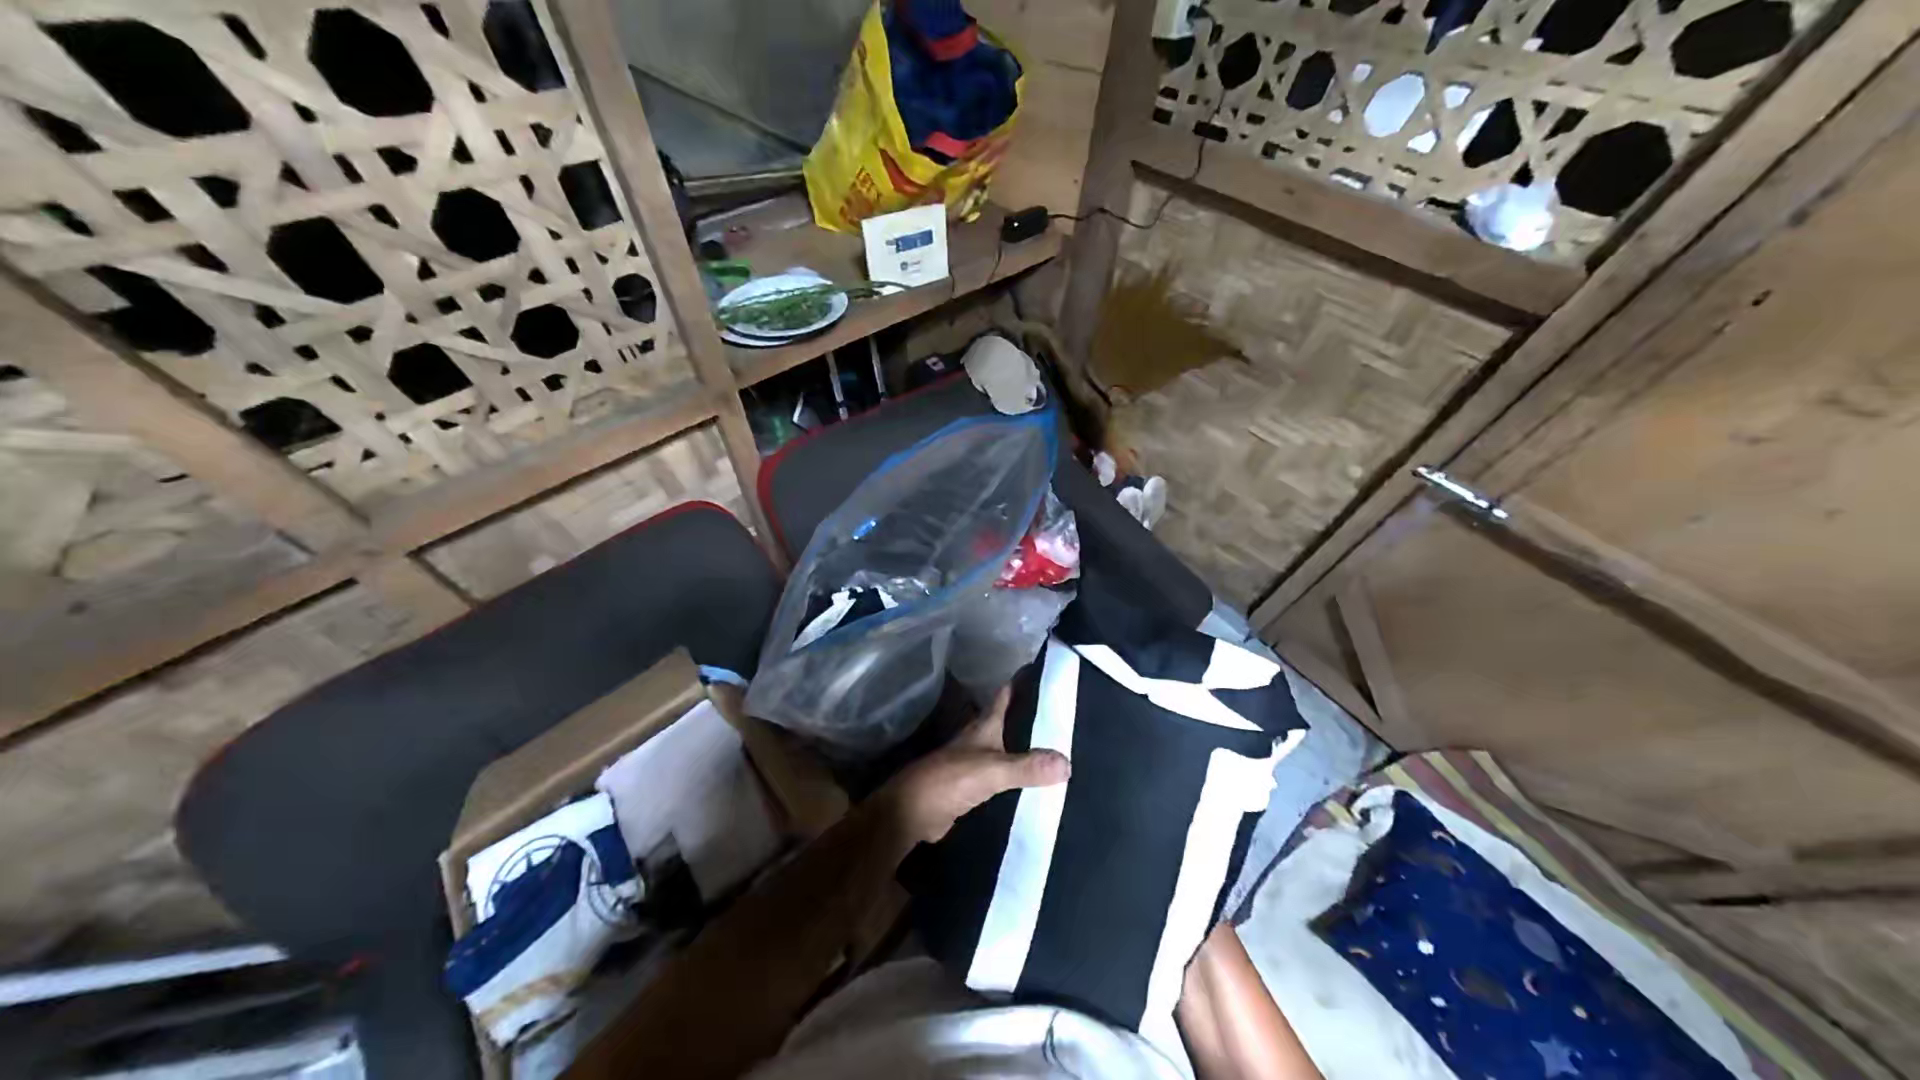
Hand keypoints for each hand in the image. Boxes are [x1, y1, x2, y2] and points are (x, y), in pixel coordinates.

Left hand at [881, 686, 1070, 845]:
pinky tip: (1036, 782)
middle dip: (1031, 716)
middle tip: (1064, 713)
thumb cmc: (949, 780)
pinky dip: (1019, 775)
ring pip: (1007, 748)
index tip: (1046, 671)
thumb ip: (1026, 766)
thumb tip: (1067, 763)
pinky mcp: (973, 787)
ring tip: (1058, 747)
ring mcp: (975, 763)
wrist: (912, 813)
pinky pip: (1003, 776)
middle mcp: (979, 739)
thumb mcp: (991, 771)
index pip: (1005, 695)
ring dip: (1026, 747)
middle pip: (1009, 721)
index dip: (1023, 681)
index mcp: (983, 726)